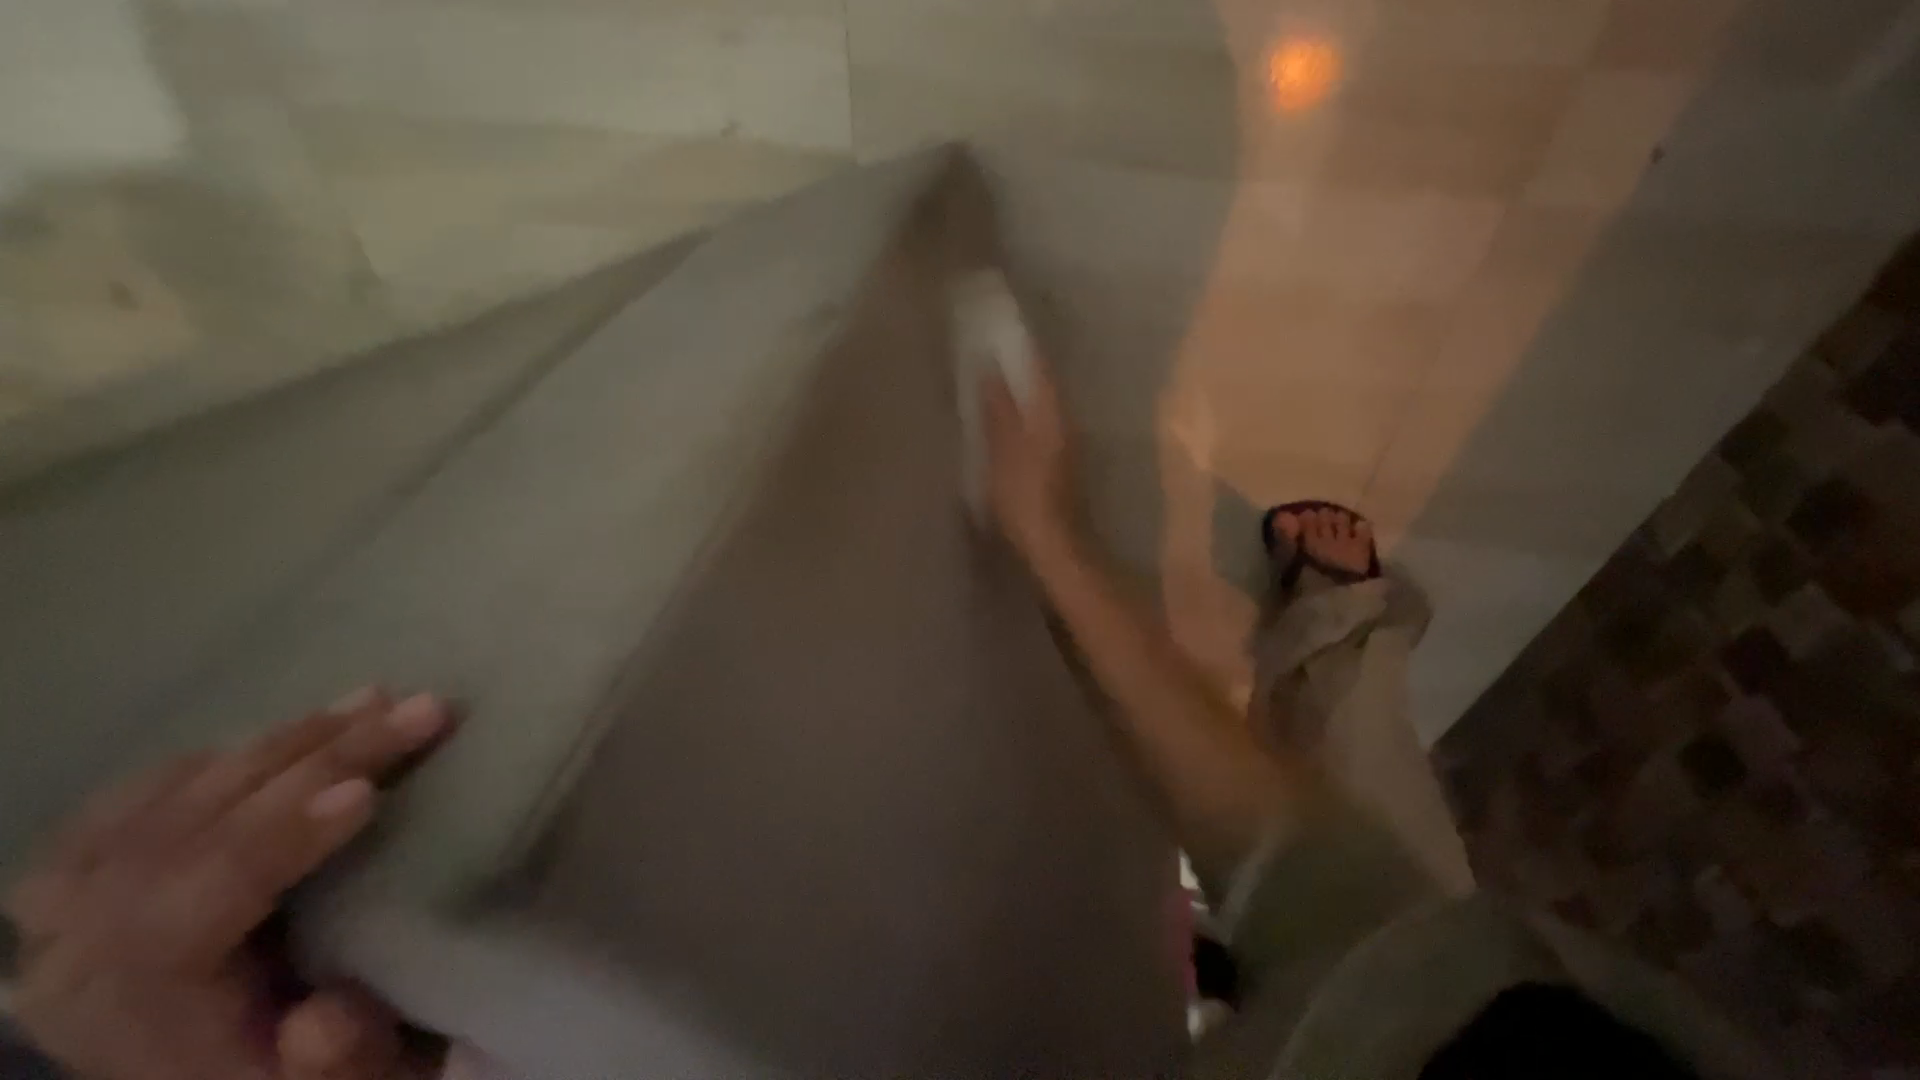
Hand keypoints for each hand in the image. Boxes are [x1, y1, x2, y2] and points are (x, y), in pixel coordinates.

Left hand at [5, 688, 454, 1079]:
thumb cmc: (295, 1073)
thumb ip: (339, 1067)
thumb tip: (324, 1014)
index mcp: (142, 1008)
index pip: (194, 907)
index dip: (279, 843)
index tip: (370, 793)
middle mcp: (84, 950)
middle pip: (198, 828)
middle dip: (321, 759)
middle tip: (421, 710)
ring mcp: (74, 905)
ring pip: (176, 796)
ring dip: (287, 741)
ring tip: (377, 700)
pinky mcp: (85, 876)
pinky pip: (139, 797)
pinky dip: (216, 757)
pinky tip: (281, 733)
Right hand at [981, 360, 1079, 567]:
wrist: (1055, 547)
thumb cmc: (1025, 500)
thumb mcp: (1002, 453)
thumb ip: (996, 410)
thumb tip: (988, 367)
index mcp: (1051, 415)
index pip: (1037, 366)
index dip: (1019, 343)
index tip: (995, 322)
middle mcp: (1064, 422)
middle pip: (1041, 381)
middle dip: (1017, 361)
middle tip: (988, 341)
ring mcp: (1064, 443)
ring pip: (1040, 402)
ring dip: (1019, 386)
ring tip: (990, 372)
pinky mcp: (1058, 462)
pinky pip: (1037, 421)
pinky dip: (1020, 410)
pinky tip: (1003, 413)